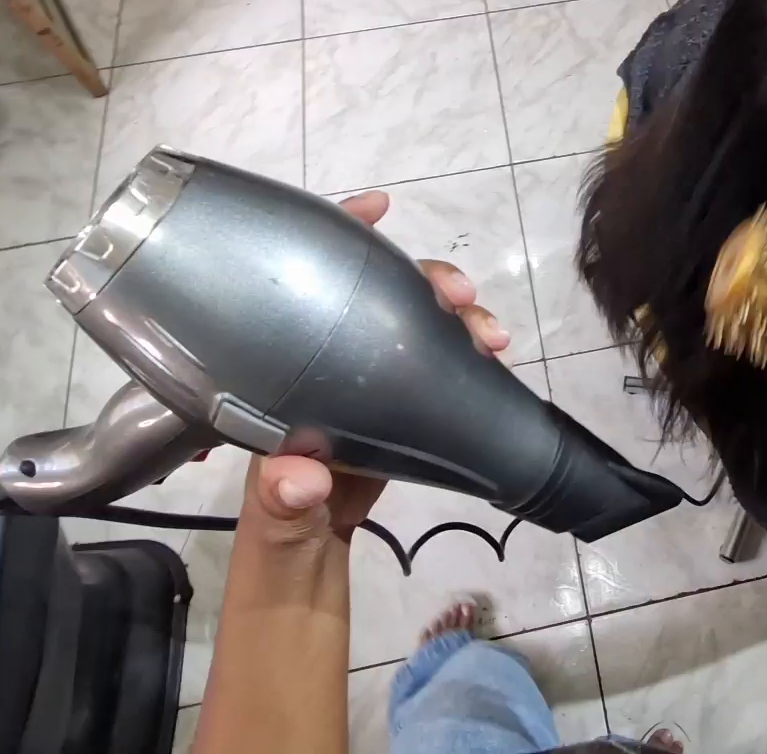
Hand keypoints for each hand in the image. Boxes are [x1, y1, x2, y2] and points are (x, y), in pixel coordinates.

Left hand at [239, 190, 507, 547]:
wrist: (311, 559)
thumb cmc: (277, 535)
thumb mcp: (274, 521)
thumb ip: (281, 504)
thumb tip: (300, 479)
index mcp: (282, 368)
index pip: (303, 279)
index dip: (338, 233)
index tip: (378, 207)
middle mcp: (326, 356)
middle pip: (377, 290)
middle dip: (424, 278)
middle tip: (460, 295)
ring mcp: (366, 374)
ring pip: (414, 317)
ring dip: (455, 312)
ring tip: (490, 333)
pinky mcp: (397, 399)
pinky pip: (435, 354)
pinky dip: (465, 343)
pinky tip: (492, 348)